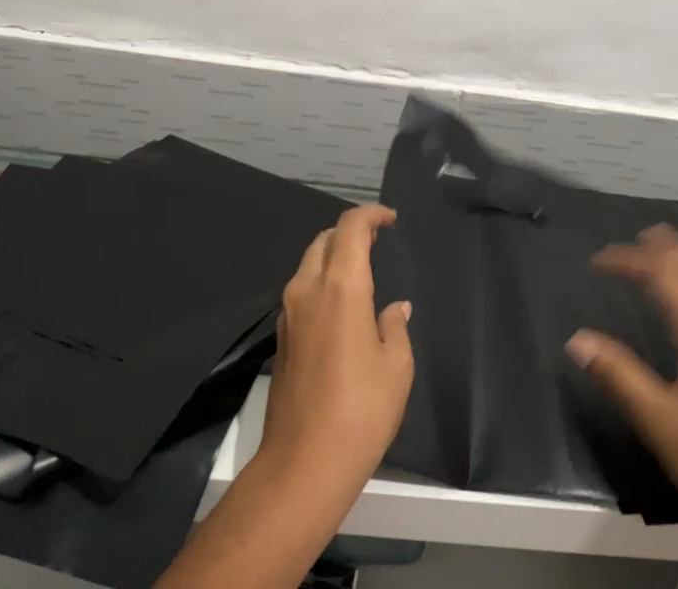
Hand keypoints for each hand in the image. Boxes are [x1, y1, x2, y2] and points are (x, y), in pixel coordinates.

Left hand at [259, 205, 414, 493]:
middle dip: (349, 233)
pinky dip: (322, 284)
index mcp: (340, 288)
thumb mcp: (396, 366)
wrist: (305, 460)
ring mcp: (288, 315)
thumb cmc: (362, 409)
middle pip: (323, 241)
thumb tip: (394, 309)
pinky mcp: (281, 338)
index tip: (390, 220)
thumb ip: (394, 327)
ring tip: (362, 271)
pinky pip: (301, 293)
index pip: (350, 229)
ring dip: (333, 258)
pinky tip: (343, 307)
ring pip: (308, 266)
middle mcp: (307, 291)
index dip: (370, 215)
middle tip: (377, 241)